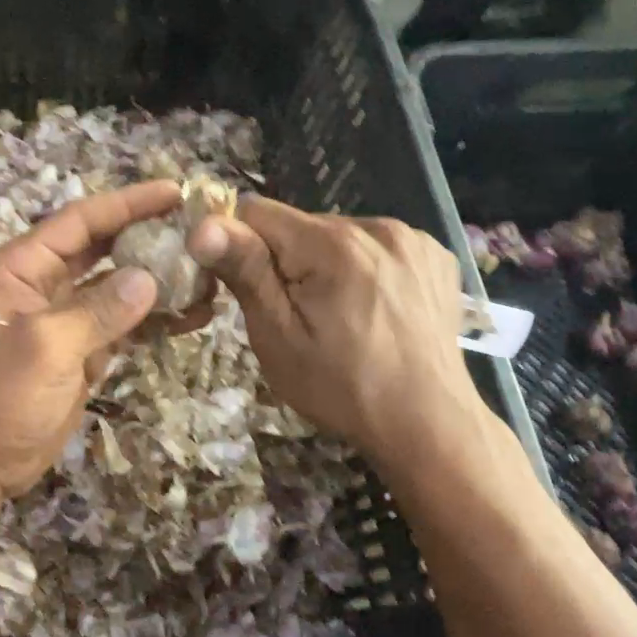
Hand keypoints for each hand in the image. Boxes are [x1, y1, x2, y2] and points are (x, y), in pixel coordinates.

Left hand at [0, 181, 179, 498]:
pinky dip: (152, 320)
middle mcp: (40, 286)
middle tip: (198, 229)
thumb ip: (98, 310)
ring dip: (155, 280)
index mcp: (19, 269)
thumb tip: (150, 278)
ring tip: (205, 271)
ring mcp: (62, 321)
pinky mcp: (79, 354)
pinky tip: (190, 314)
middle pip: (101, 249)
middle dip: (146, 237)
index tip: (175, 192)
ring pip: (115, 288)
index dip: (127, 204)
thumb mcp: (45, 347)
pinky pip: (120, 326)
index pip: (79, 222)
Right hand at [188, 197, 485, 469]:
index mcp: (332, 244)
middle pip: (300, 226)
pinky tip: (375, 309)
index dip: (240, 246)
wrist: (428, 424)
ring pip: (338, 236)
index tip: (249, 290)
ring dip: (327, 265)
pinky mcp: (435, 255)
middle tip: (298, 317)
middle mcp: (376, 226)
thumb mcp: (277, 337)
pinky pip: (377, 247)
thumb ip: (244, 271)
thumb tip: (202, 225)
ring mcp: (413, 239)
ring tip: (341, 317)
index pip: (256, 212)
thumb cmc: (341, 387)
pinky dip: (365, 269)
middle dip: (288, 262)